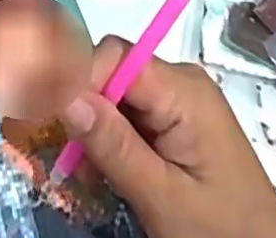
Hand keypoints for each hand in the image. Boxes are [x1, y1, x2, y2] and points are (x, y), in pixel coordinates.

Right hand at [59, 38, 275, 237]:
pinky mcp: (173, 119)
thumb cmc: (222, 232)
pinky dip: (108, 136)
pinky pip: (127, 111)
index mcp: (183, 90)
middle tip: (68, 156)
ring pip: (114, 91)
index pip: (115, 55)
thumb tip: (63, 94)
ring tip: (85, 171)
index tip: (53, 116)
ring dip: (92, 125)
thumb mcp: (163, 197)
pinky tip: (103, 168)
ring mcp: (177, 99)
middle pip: (111, 70)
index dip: (79, 76)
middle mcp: (179, 81)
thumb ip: (113, 144)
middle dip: (82, 105)